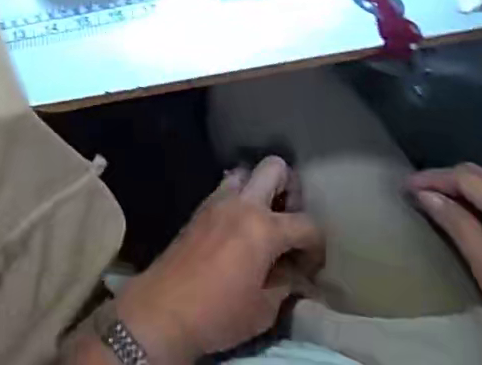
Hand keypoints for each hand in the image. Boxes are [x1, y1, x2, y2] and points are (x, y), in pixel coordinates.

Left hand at [112, 156, 325, 362]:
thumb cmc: (220, 313)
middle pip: (275, 168)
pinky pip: (225, 188)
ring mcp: (217, 200)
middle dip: (291, 190)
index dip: (317, 247)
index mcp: (264, 228)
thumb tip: (294, 273)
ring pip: (246, 172)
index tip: (309, 269)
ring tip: (263, 224)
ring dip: (260, 190)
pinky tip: (239, 230)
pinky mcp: (200, 207)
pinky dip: (238, 199)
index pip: (308, 223)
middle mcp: (242, 203)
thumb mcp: (265, 309)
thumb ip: (286, 283)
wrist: (165, 308)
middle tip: (289, 224)